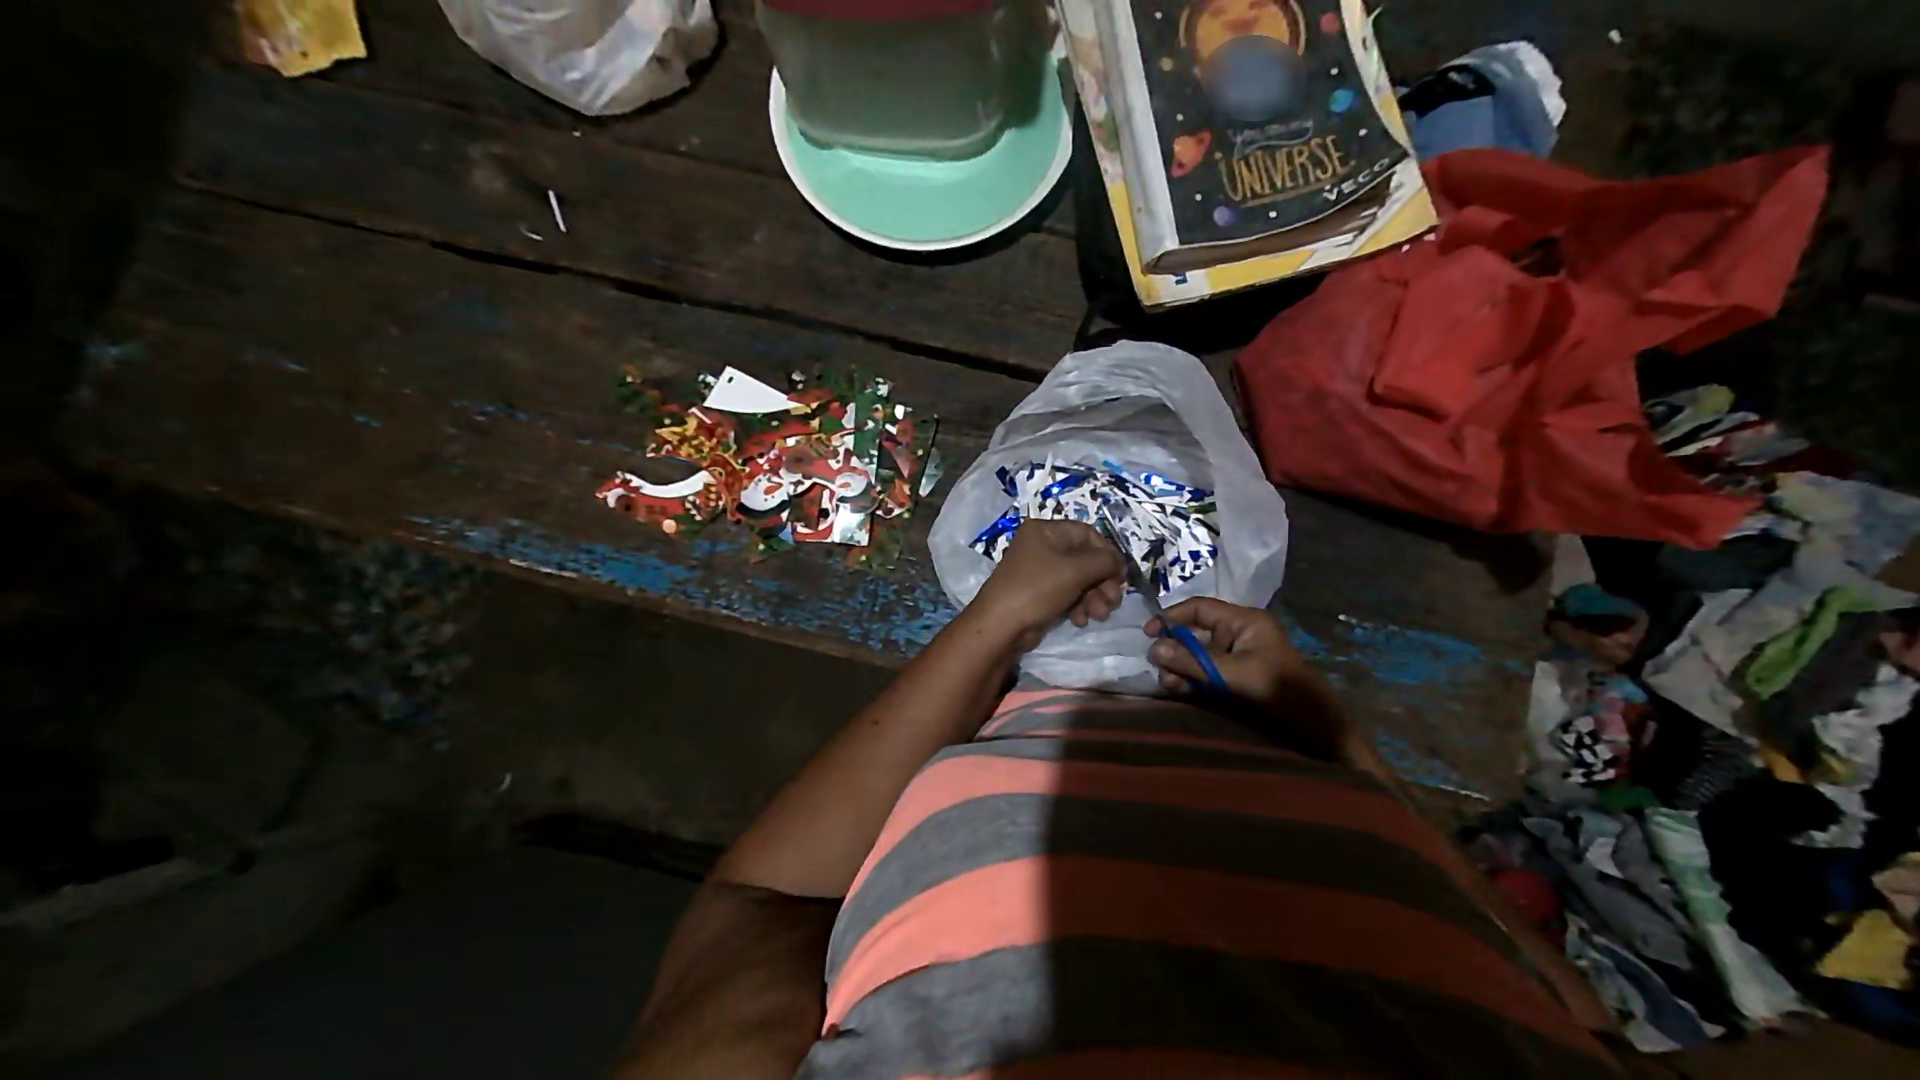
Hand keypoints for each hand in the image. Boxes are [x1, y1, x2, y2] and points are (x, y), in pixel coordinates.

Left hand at [968, 520, 1125, 647]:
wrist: (1001, 626)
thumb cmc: (1037, 588)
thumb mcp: (1075, 570)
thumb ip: (1104, 561)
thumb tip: (1119, 562)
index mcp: (1045, 531)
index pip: (1088, 534)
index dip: (1107, 553)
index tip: (1120, 575)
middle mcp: (1042, 547)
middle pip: (1086, 559)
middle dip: (1102, 581)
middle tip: (1112, 601)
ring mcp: (1041, 572)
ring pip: (1080, 579)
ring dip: (1094, 597)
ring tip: (1097, 614)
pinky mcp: (1041, 594)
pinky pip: (1069, 595)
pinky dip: (1079, 606)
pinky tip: (1080, 620)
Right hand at [1146, 598, 1351, 760]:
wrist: (1316, 728)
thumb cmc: (1279, 689)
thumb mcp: (1233, 674)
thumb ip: (1192, 662)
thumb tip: (1153, 648)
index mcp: (1244, 621)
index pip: (1199, 608)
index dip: (1171, 618)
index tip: (1148, 634)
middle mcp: (1238, 634)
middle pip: (1195, 632)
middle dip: (1174, 649)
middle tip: (1159, 667)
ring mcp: (1237, 656)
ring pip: (1197, 655)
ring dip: (1180, 668)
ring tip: (1170, 684)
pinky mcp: (1236, 677)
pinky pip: (1206, 672)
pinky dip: (1191, 680)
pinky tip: (1180, 690)